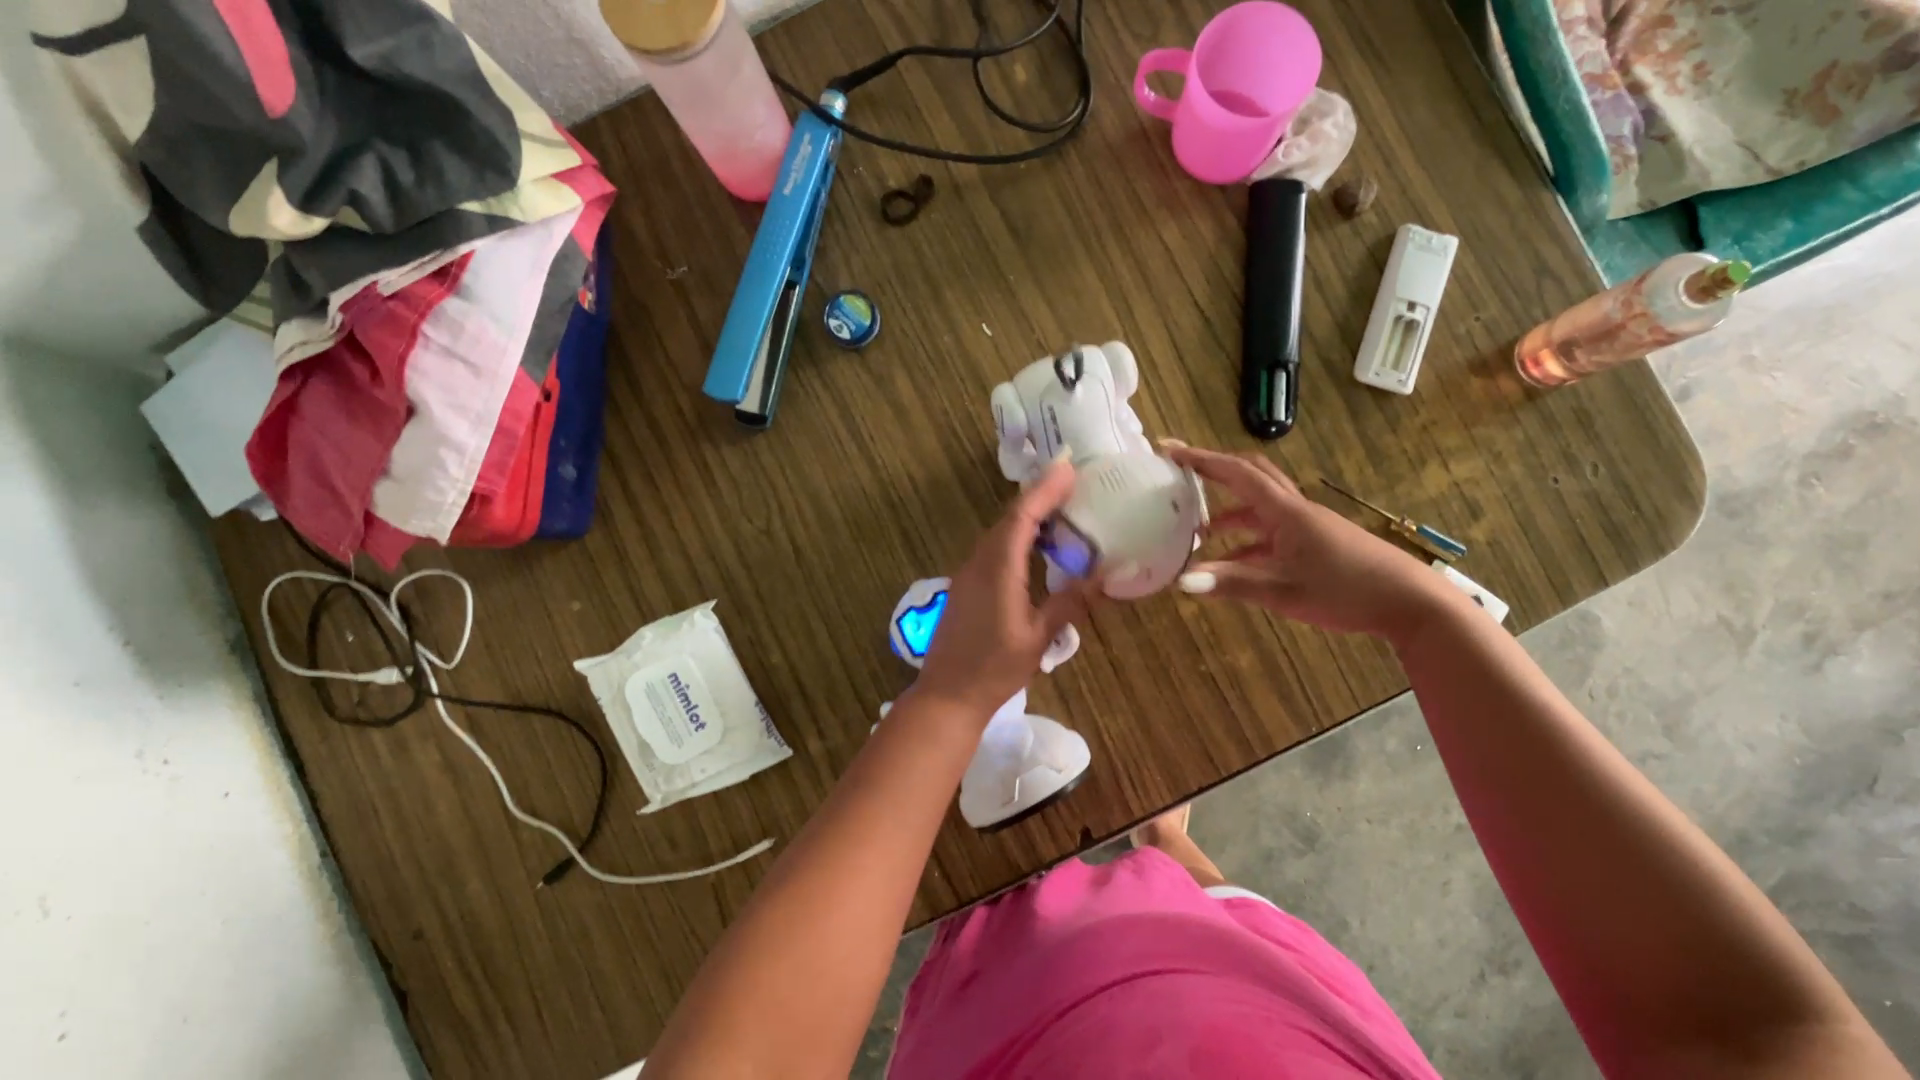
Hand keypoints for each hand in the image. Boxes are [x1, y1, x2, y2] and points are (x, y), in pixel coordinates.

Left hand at [915, 461, 1092, 716]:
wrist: (947, 695)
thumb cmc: (994, 669)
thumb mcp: (1038, 638)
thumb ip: (1069, 604)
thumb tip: (1103, 576)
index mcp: (998, 570)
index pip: (1022, 518)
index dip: (1045, 490)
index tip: (1068, 467)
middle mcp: (979, 563)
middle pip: (1009, 520)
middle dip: (1039, 497)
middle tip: (1071, 482)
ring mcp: (968, 575)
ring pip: (999, 534)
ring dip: (1027, 518)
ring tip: (1060, 509)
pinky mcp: (965, 588)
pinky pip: (993, 550)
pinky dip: (1016, 539)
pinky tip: (1034, 548)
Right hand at [1165, 443, 1449, 641]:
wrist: (1410, 602)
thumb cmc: (1347, 591)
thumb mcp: (1283, 591)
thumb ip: (1232, 584)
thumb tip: (1183, 579)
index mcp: (1286, 512)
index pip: (1236, 474)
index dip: (1201, 459)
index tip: (1169, 449)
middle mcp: (1295, 511)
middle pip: (1250, 477)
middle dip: (1213, 471)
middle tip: (1180, 474)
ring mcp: (1307, 527)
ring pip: (1259, 509)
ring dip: (1227, 513)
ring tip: (1195, 531)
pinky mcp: (1316, 544)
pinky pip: (1271, 533)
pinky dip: (1245, 541)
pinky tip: (1231, 564)